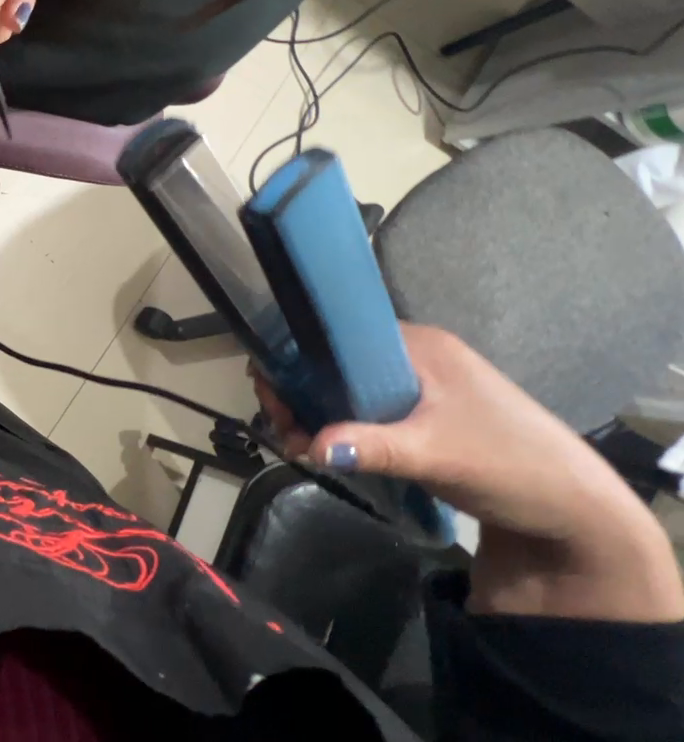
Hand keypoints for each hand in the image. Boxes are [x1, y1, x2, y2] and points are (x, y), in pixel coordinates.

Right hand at [257, 324, 683, 622]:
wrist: (577, 515)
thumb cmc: (512, 467)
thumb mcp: (436, 456)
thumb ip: (371, 447)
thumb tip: (310, 446)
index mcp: (418, 345)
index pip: (333, 333)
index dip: (290, 357)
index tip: (270, 393)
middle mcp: (413, 353)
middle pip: (329, 360)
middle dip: (296, 392)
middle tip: (284, 430)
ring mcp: (417, 382)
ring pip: (341, 385)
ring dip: (313, 412)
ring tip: (302, 446)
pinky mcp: (419, 410)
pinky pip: (359, 404)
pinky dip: (336, 423)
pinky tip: (326, 448)